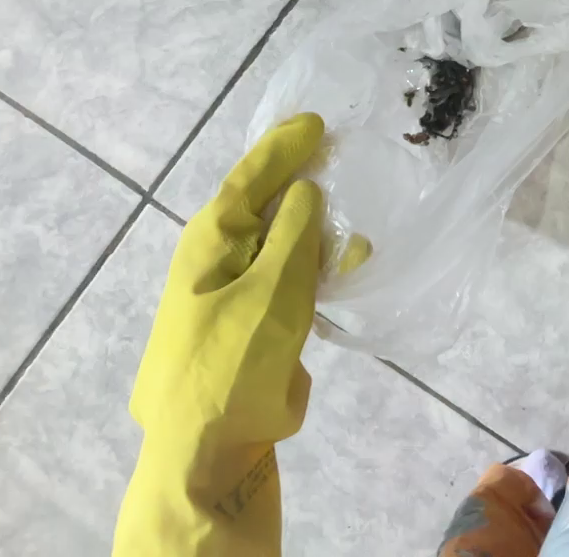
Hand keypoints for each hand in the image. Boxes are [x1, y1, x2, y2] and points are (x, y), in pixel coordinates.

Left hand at [115, 113, 325, 555]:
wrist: (212, 448)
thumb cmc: (236, 357)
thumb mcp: (274, 284)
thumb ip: (295, 228)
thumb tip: (306, 187)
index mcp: (212, 237)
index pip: (251, 175)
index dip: (285, 145)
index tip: (318, 120)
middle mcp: (219, 255)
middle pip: (269, 203)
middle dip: (306, 179)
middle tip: (343, 154)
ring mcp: (237, 288)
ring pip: (285, 241)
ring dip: (320, 228)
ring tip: (356, 216)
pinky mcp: (258, 318)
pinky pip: (292, 276)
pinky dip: (319, 264)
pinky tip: (350, 262)